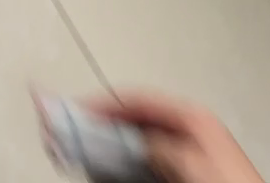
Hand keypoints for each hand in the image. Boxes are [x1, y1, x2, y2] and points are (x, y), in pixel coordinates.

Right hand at [81, 92, 263, 182]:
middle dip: (105, 123)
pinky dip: (128, 160)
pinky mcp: (188, 170)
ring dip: (114, 143)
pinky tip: (113, 168)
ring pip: (140, 139)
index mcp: (191, 116)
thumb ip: (159, 146)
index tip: (79, 111)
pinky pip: (148, 158)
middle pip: (136, 118)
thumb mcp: (192, 163)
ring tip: (88, 149)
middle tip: (77, 131)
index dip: (106, 104)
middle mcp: (189, 128)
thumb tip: (131, 140)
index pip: (138, 100)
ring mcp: (189, 151)